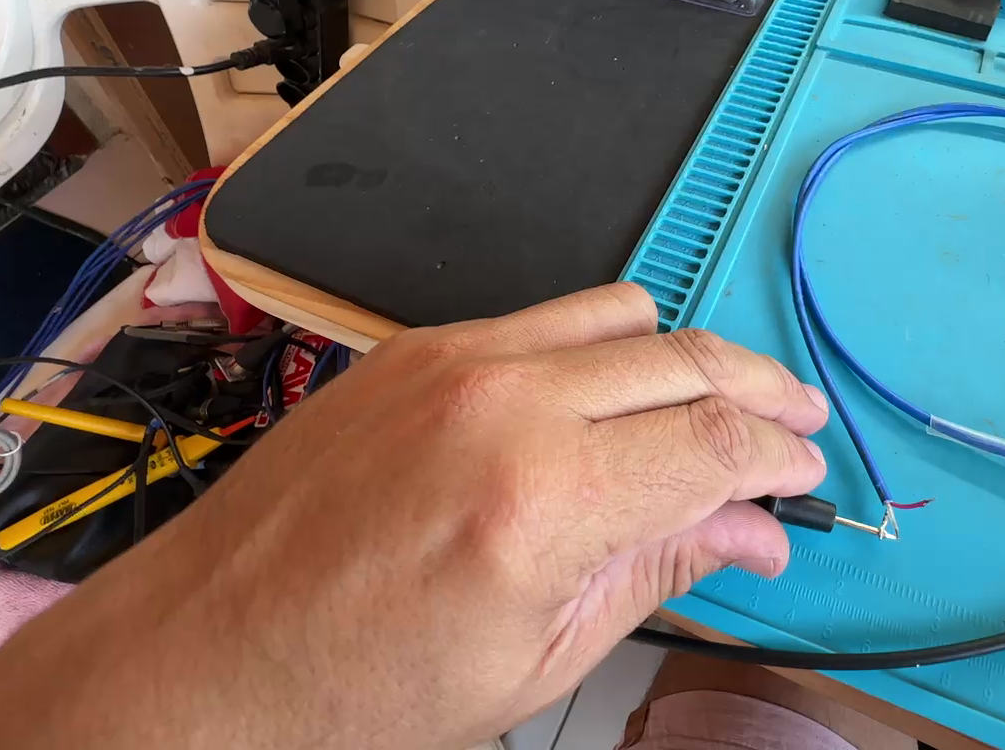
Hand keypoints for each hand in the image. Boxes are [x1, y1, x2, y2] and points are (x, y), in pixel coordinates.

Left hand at [0, 284, 829, 749]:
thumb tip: (758, 534)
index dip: (781, 453)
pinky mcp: (429, 341)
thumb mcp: (539, 658)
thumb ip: (664, 569)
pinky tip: (611, 391)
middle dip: (764, 390)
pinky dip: (612, 345)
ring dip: (689, 357)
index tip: (805, 469)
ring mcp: (464, 355)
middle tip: (797, 420)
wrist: (199, 652)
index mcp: (542, 502)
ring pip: (632, 315)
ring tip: (711, 403)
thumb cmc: (364, 691)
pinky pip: (556, 314)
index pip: (715, 445)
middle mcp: (510, 401)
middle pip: (689, 361)